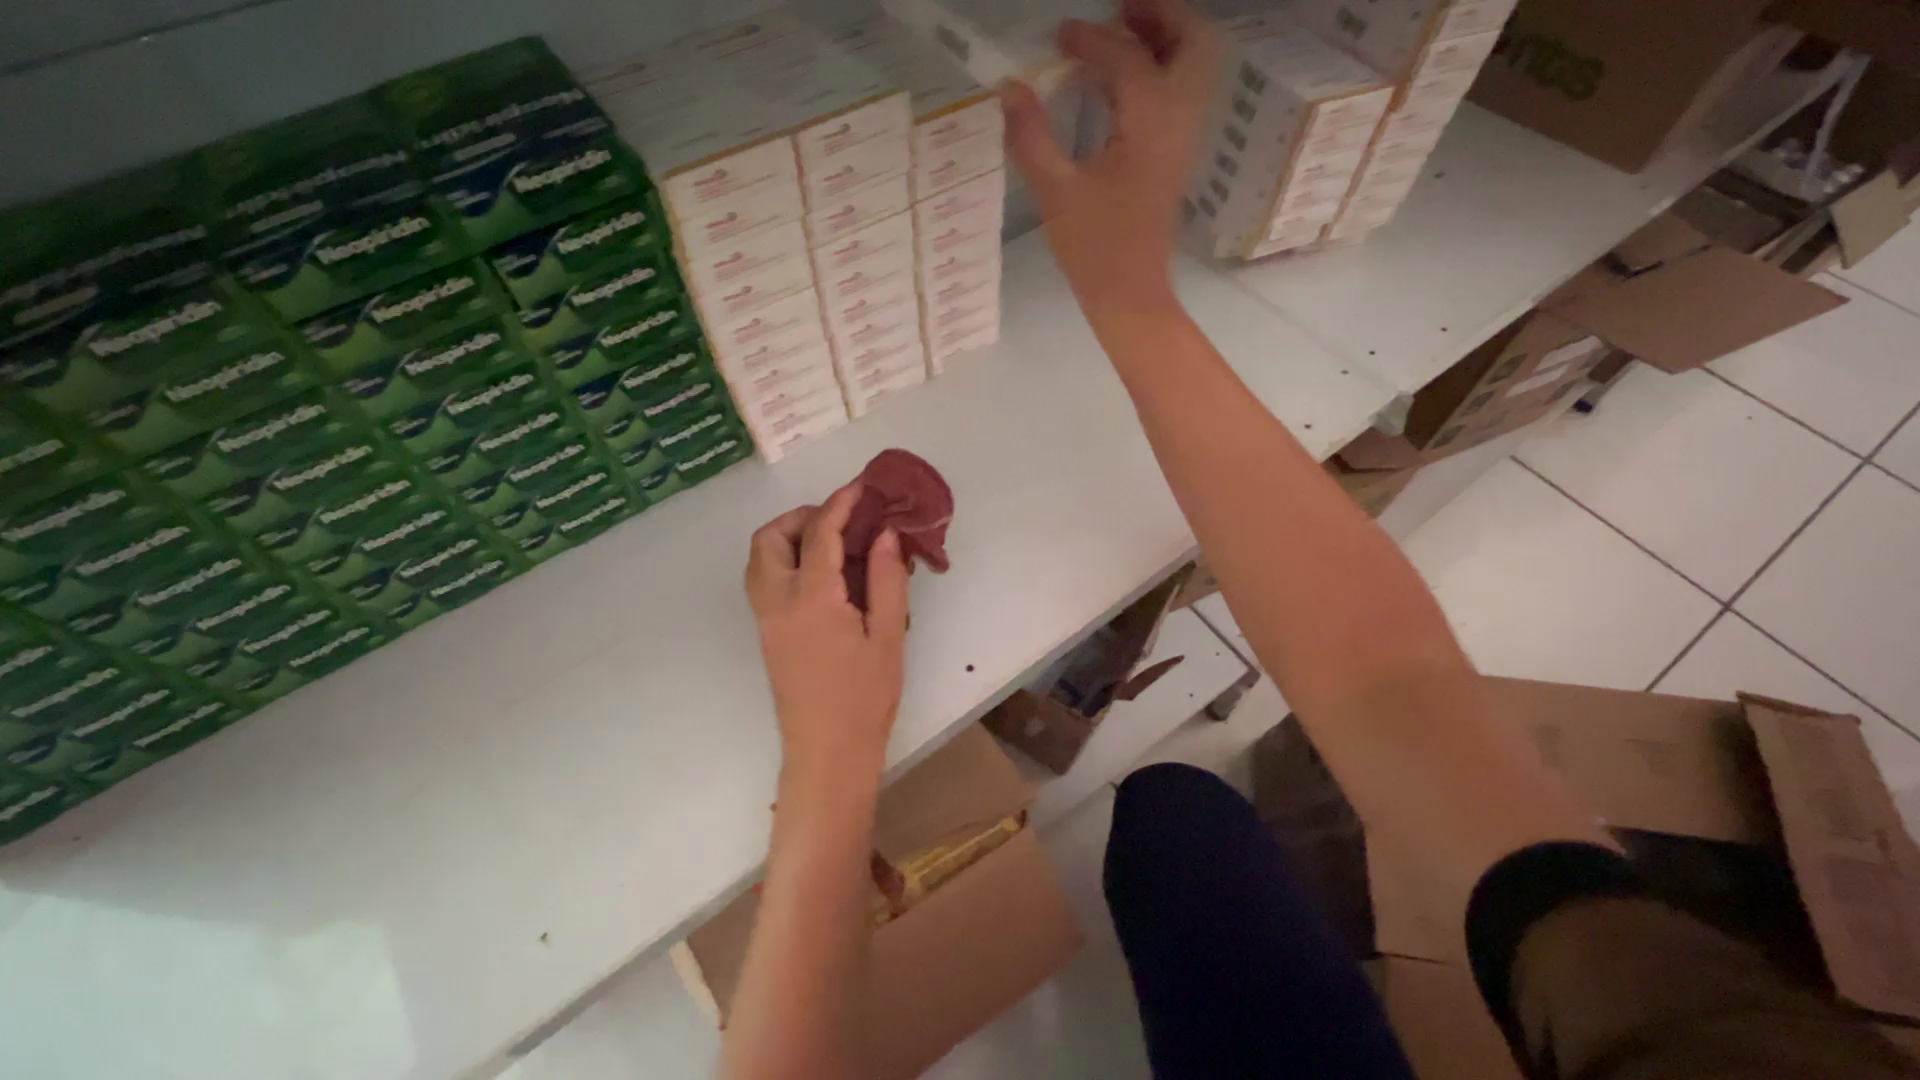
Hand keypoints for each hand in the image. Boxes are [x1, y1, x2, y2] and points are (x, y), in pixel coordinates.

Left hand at [746, 484, 910, 774]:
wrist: (827, 751)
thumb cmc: (866, 697)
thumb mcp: (889, 636)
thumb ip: (887, 580)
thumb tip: (884, 534)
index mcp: (812, 598)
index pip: (820, 533)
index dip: (841, 504)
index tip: (862, 487)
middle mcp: (777, 600)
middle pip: (771, 537)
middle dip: (803, 517)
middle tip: (842, 522)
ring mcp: (765, 618)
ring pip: (759, 558)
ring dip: (788, 537)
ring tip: (832, 545)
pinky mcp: (765, 633)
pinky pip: (763, 579)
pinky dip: (783, 560)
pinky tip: (821, 575)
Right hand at [1002, 0, 1214, 318]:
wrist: (1131, 295)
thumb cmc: (1095, 248)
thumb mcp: (1055, 192)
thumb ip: (1031, 136)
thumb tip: (1010, 89)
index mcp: (1151, 124)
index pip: (1129, 59)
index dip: (1094, 39)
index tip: (1060, 35)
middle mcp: (1178, 122)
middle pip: (1192, 45)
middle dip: (1160, 16)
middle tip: (1120, 7)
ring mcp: (1184, 140)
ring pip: (1194, 69)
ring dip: (1165, 41)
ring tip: (1123, 32)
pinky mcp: (1177, 158)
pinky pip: (1181, 95)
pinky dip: (1160, 72)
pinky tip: (1121, 84)